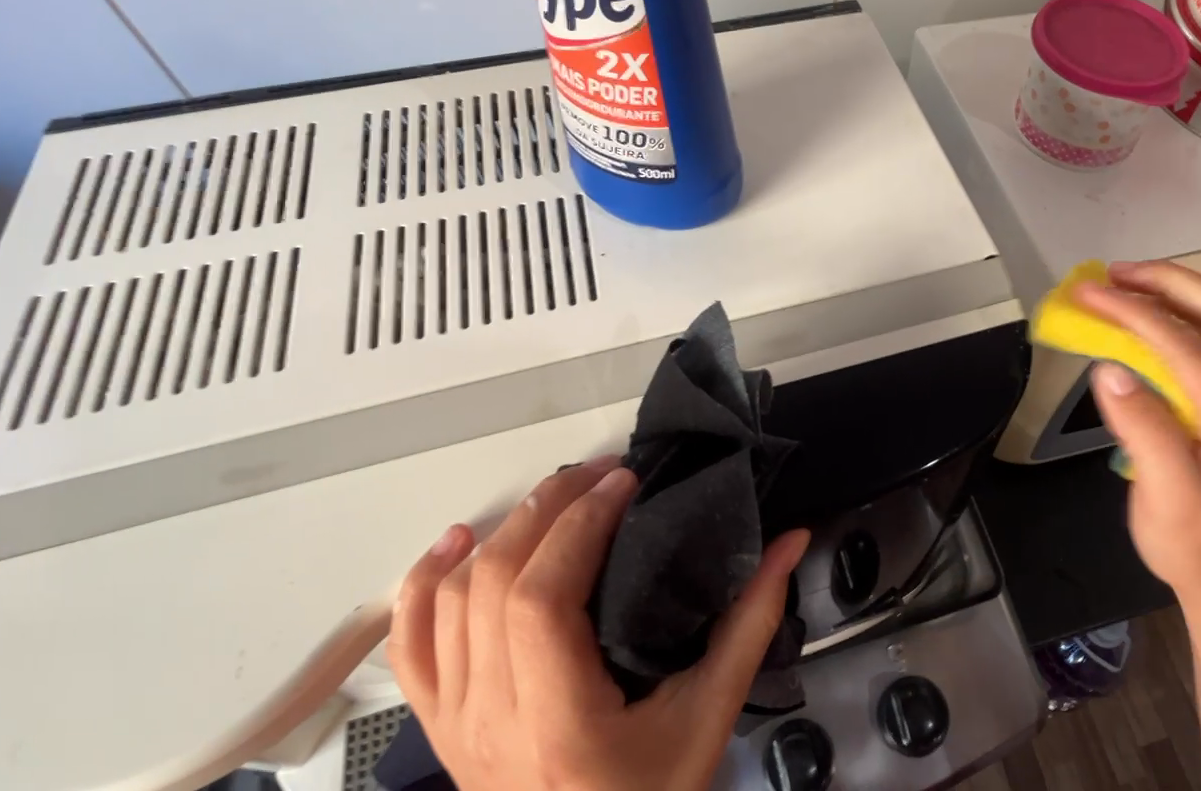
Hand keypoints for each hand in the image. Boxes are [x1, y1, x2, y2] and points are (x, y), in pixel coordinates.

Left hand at [389, 457, 810, 790]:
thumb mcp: (710, 715)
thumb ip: (750, 622)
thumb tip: (791, 540)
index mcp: (559, 721)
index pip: (541, 599)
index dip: (577, 526)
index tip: (623, 484)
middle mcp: (490, 718)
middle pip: (494, 584)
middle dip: (549, 508)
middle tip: (602, 476)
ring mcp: (454, 723)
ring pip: (451, 601)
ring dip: (502, 531)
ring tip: (557, 496)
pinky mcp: (438, 725)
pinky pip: (409, 645)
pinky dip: (422, 584)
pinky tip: (458, 541)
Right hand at [1075, 261, 1200, 614]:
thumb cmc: (1196, 545)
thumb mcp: (1169, 498)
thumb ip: (1145, 431)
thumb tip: (1109, 368)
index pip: (1185, 344)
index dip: (1134, 312)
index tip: (1086, 295)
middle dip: (1165, 282)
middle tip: (1109, 275)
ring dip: (1170, 292)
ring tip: (1118, 285)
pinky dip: (1170, 316)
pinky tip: (1137, 320)